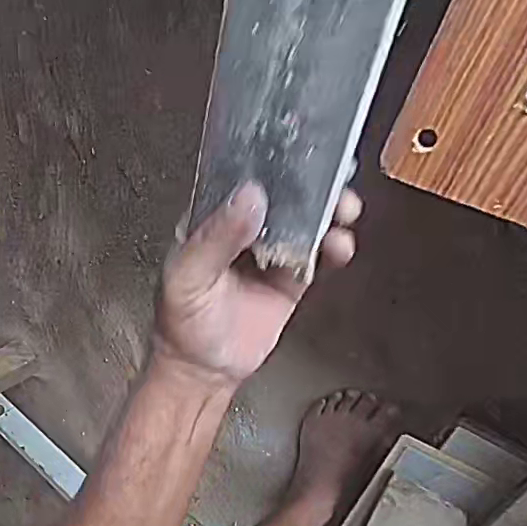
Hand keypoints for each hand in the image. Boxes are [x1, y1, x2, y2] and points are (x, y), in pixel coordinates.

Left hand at [153, 182, 360, 388]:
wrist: (203, 371)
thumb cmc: (182, 324)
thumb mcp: (189, 278)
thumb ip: (216, 238)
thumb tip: (251, 197)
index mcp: (209, 223)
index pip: (241, 183)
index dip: (271, 166)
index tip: (300, 153)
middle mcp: (241, 232)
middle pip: (282, 197)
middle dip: (311, 185)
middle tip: (334, 179)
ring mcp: (269, 254)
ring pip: (305, 222)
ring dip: (329, 211)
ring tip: (344, 211)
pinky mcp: (290, 279)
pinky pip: (316, 255)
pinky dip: (333, 246)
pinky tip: (339, 245)